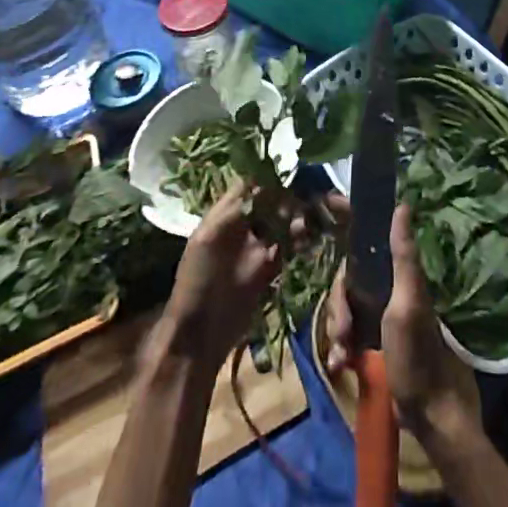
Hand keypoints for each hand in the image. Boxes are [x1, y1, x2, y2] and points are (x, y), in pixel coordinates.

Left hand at [157, 182, 293, 369]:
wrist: (200, 333)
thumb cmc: (196, 281)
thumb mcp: (207, 239)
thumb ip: (232, 210)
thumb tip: (258, 180)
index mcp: (222, 215)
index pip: (249, 185)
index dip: (269, 178)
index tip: (292, 173)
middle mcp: (241, 226)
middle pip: (270, 202)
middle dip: (288, 199)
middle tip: (307, 202)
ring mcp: (256, 247)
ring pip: (282, 223)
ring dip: (297, 219)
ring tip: (307, 223)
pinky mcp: (270, 268)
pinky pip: (289, 247)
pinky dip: (301, 241)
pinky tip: (310, 239)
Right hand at [322, 204, 465, 427]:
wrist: (429, 414)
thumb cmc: (419, 355)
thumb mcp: (408, 303)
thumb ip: (403, 257)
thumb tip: (402, 206)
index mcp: (395, 277)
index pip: (368, 237)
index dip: (349, 217)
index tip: (328, 201)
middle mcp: (386, 290)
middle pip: (346, 280)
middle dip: (338, 306)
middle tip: (342, 332)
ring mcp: (378, 316)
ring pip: (342, 307)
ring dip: (337, 330)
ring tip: (343, 354)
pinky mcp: (371, 340)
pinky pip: (344, 333)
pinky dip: (340, 348)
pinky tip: (342, 364)